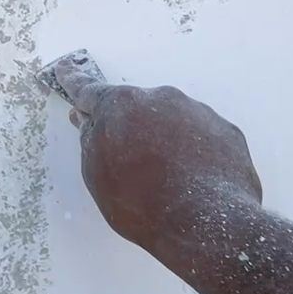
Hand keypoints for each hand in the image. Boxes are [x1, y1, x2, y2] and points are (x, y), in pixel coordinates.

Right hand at [55, 55, 262, 258]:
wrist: (205, 223)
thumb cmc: (141, 203)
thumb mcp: (97, 175)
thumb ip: (90, 140)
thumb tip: (87, 120)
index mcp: (120, 105)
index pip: (88, 90)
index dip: (74, 83)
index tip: (66, 70)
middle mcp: (160, 97)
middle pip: (136, 108)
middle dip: (130, 127)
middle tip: (130, 162)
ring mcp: (197, 111)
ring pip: (171, 120)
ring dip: (164, 140)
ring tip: (167, 179)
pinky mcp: (226, 130)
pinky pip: (201, 135)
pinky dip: (193, 152)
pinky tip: (192, 179)